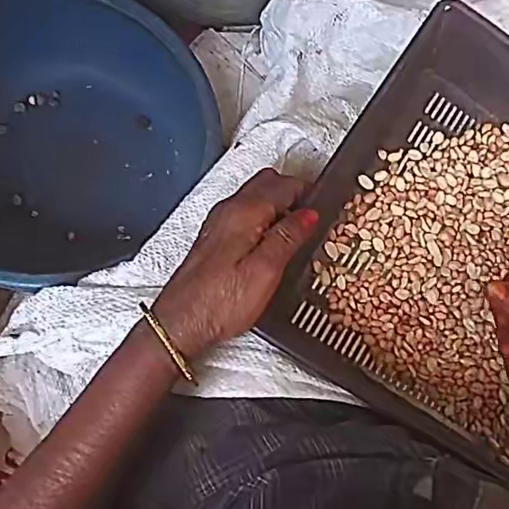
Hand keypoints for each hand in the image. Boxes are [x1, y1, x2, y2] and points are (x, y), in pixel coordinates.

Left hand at [151, 168, 317, 356]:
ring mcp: (220, 224)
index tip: (328, 209)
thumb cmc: (220, 303)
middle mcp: (229, 211)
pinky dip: (265, 220)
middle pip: (269, 184)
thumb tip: (309, 214)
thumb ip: (289, 237)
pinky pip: (247, 215)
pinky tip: (275, 245)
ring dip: (280, 207)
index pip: (285, 185)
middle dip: (295, 194)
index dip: (310, 194)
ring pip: (257, 198)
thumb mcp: (266, 270)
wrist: (181, 324)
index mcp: (244, 212)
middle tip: (316, 219)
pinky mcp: (216, 240)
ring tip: (300, 233)